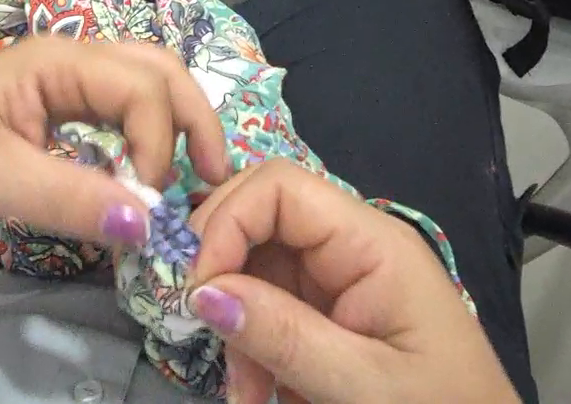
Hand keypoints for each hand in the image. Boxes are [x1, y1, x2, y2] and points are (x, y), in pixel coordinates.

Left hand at [0, 37, 232, 248]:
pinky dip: (149, 136)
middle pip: (157, 68)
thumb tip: (148, 224)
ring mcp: (69, 81)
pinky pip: (123, 111)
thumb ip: (72, 198)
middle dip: (192, 115)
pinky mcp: (64, 107)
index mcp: (57, 59)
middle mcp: (72, 59)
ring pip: (146, 84)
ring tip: (196, 173)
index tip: (147, 204)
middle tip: (215, 175)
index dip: (158, 144)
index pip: (139, 86)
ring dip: (176, 122)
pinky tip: (151, 172)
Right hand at [187, 160, 519, 403]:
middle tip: (199, 326)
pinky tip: (256, 391)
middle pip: (261, 217)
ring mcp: (339, 276)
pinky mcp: (329, 308)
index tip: (198, 286)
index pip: (281, 186)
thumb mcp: (366, 389)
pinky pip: (269, 303)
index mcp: (372, 242)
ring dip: (235, 322)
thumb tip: (201, 292)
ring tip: (243, 393)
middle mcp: (351, 244)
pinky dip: (250, 344)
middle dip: (223, 269)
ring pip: (256, 265)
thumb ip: (284, 337)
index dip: (228, 219)